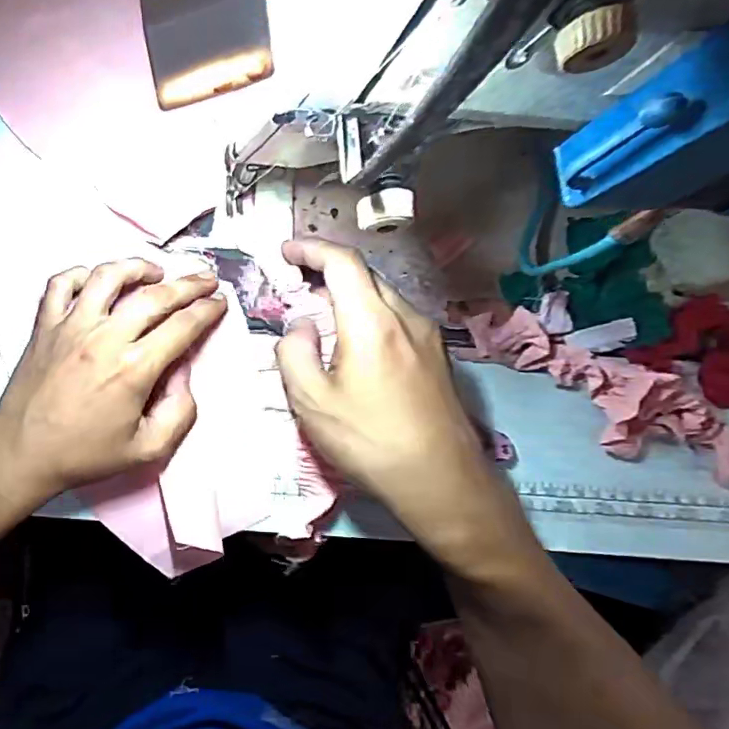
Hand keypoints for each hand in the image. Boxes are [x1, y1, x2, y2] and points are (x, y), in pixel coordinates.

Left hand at [0, 259, 225, 511]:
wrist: (20, 454)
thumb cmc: (84, 454)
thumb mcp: (146, 450)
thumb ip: (179, 413)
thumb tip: (184, 375)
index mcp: (133, 369)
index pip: (182, 326)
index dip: (207, 310)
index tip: (219, 302)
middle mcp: (104, 338)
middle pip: (155, 296)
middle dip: (188, 284)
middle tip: (205, 279)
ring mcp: (70, 326)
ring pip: (108, 277)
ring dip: (137, 267)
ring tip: (155, 271)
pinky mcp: (44, 325)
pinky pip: (61, 283)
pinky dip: (82, 274)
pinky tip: (97, 281)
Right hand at [274, 238, 525, 570]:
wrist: (441, 480)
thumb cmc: (371, 441)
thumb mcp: (312, 402)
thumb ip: (294, 353)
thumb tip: (300, 325)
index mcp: (372, 321)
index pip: (342, 262)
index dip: (310, 248)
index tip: (287, 251)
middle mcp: (406, 317)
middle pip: (365, 276)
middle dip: (328, 273)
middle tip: (298, 287)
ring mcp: (429, 336)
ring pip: (384, 298)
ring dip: (351, 298)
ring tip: (325, 321)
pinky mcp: (439, 357)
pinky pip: (398, 321)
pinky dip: (371, 319)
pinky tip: (359, 350)